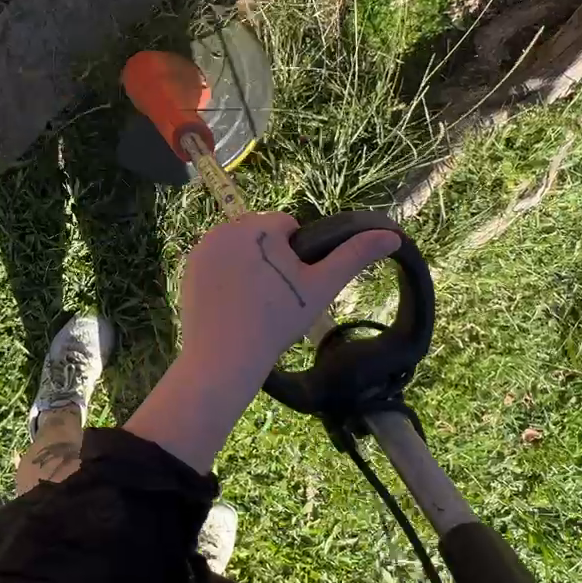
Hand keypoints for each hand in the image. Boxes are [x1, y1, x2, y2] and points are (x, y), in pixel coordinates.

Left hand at [126, 213, 399, 472]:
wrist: (223, 356)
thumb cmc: (276, 320)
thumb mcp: (321, 287)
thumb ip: (354, 256)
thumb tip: (393, 236)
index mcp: (258, 226)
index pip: (287, 226)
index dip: (297, 256)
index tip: (292, 285)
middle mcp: (224, 228)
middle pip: (261, 236)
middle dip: (271, 258)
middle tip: (273, 297)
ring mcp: (202, 248)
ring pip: (239, 249)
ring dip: (250, 266)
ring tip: (254, 303)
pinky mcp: (188, 268)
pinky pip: (218, 264)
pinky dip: (227, 278)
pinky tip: (233, 305)